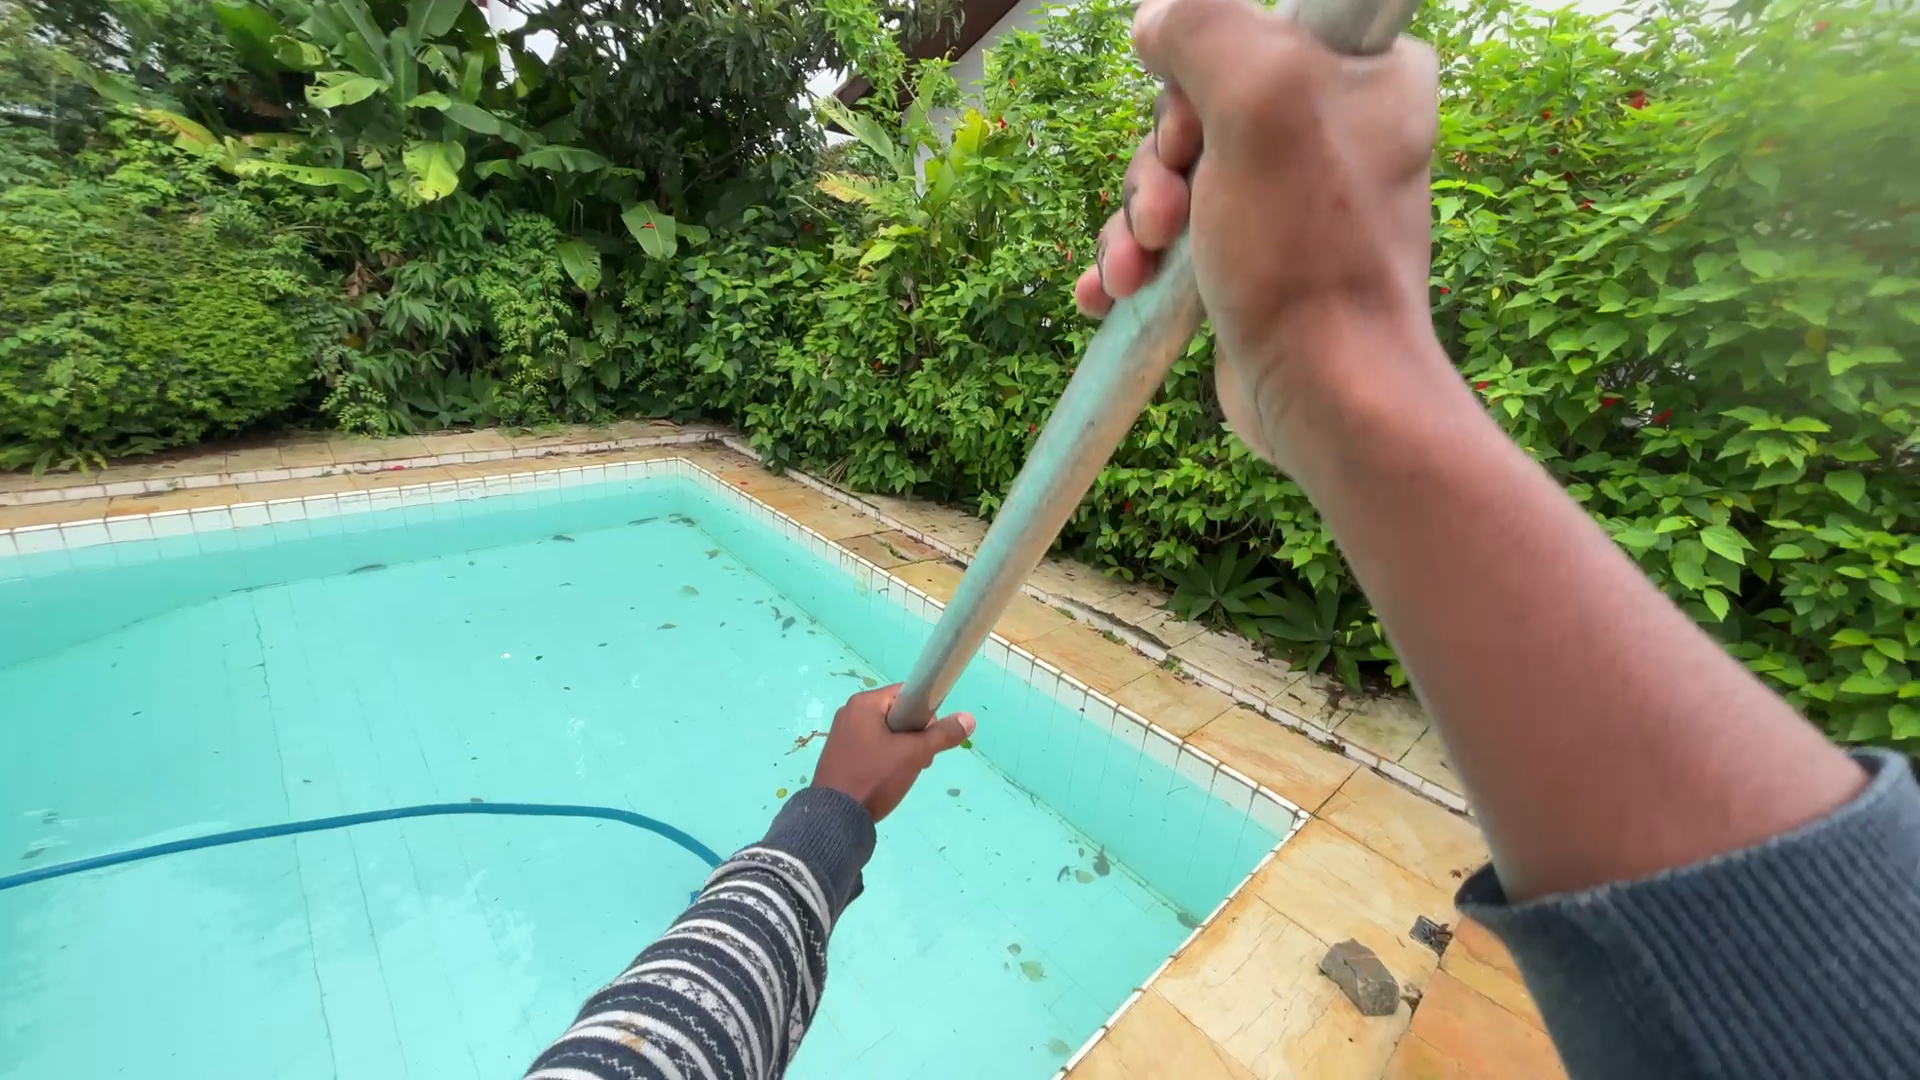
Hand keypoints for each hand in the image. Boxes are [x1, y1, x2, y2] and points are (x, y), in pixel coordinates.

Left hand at [810, 685, 975, 822]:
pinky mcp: (839, 756)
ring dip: (901, 750)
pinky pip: (870, 748)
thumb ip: (942, 735)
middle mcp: (849, 712)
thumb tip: (969, 718)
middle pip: (896, 714)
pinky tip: (888, 779)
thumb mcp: (914, 754)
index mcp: (863, 703)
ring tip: (906, 773)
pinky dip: (884, 759)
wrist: (834, 819)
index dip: (924, 713)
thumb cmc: (874, 777)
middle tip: (921, 760)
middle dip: (914, 736)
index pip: (906, 694)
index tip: (930, 737)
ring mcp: (841, 735)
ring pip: (885, 733)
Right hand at [1074, 0, 1446, 476]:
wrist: (1320, 389)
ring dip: (1131, 234)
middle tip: (1163, 225)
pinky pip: (1168, 252)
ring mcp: (1275, 215)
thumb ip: (1207, 32)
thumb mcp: (1261, 105)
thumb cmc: (1302, 251)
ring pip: (1169, 194)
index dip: (1189, 94)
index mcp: (1356, 79)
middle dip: (1154, 179)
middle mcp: (1319, 142)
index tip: (1188, 141)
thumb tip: (1153, 19)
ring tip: (1132, 278)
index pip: (1240, 46)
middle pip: (1191, 127)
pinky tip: (1106, 297)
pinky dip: (1130, 271)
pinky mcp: (1241, 273)